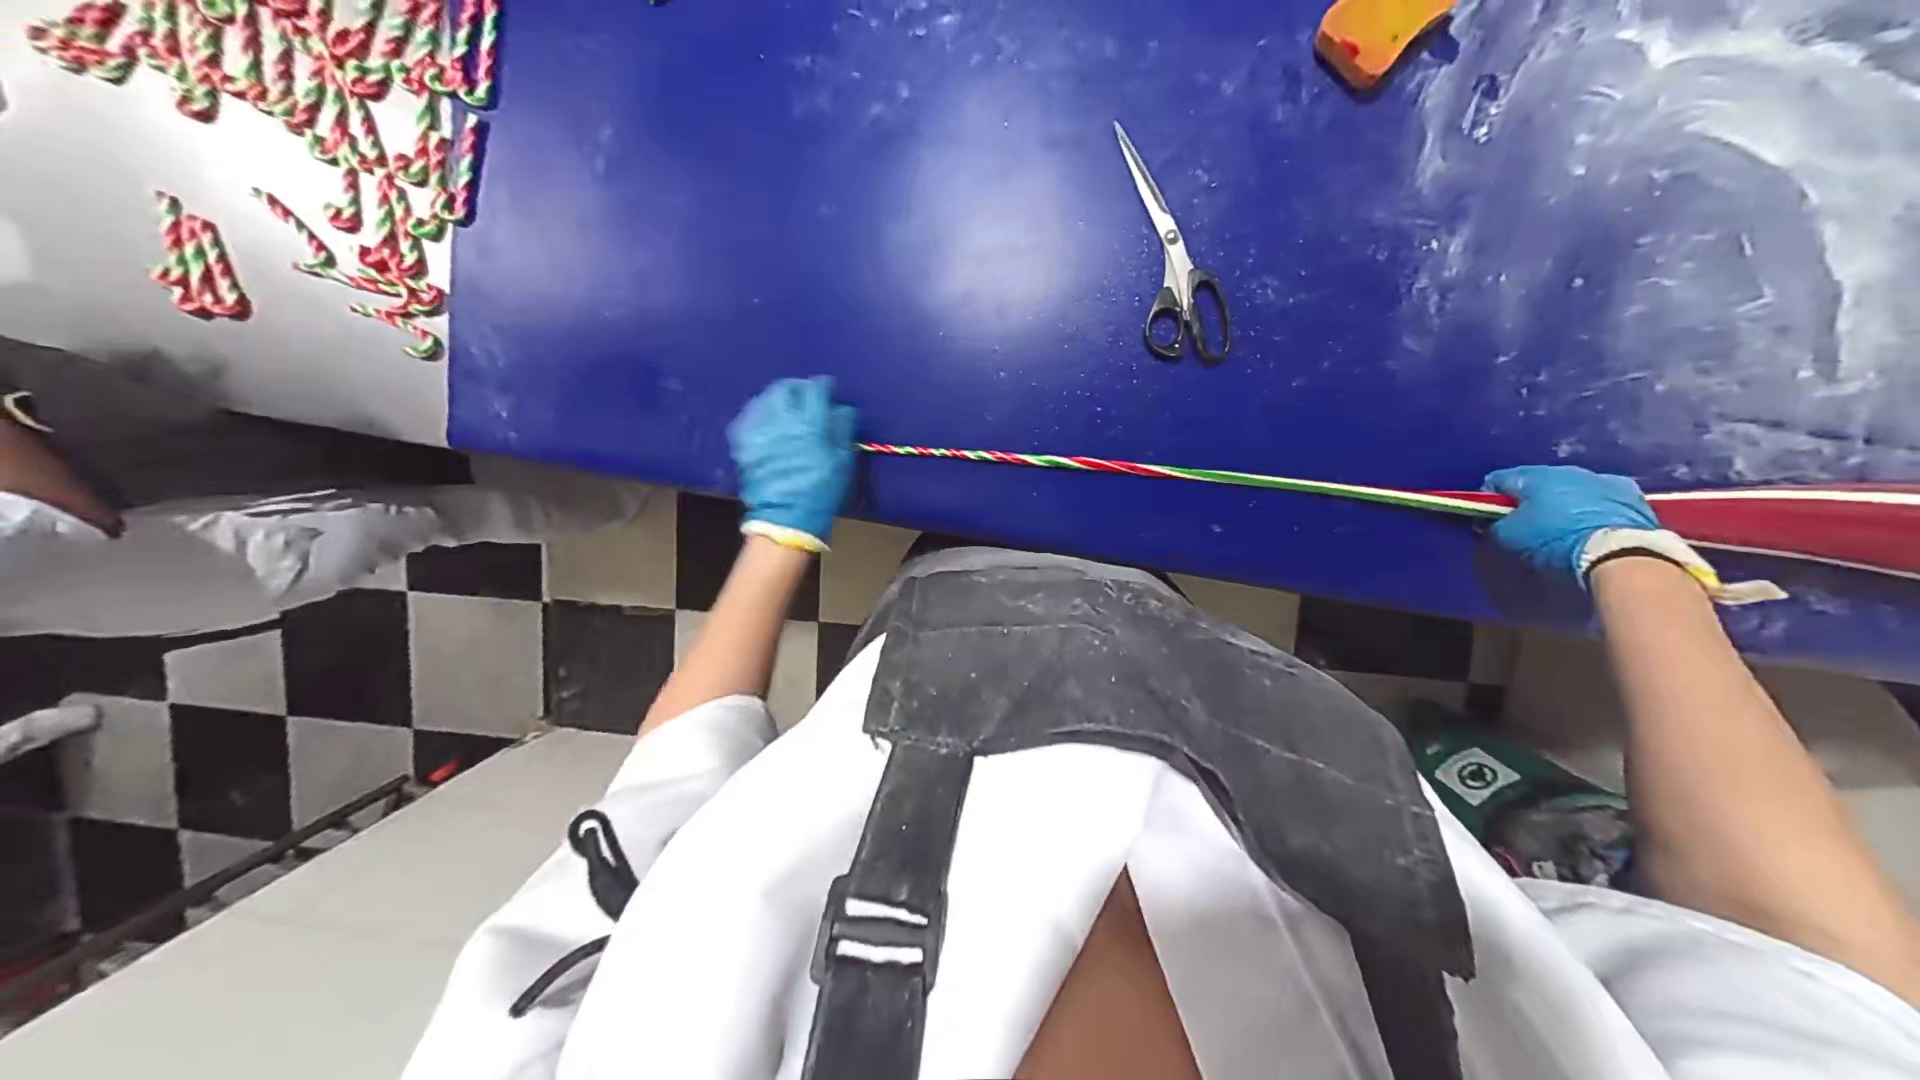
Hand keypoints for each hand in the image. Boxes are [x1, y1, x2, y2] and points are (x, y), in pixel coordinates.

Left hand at [727, 376, 855, 548]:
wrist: (787, 519)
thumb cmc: (821, 491)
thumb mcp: (843, 461)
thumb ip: (843, 429)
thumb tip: (842, 409)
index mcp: (812, 423)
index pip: (817, 389)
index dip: (824, 388)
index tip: (827, 393)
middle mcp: (784, 419)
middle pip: (787, 387)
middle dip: (797, 389)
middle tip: (803, 398)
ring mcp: (761, 429)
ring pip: (765, 399)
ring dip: (776, 399)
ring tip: (784, 409)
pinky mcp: (743, 441)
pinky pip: (748, 417)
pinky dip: (758, 414)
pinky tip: (765, 422)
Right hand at [1483, 465, 1658, 585]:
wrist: (1622, 556)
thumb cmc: (1554, 542)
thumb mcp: (1508, 537)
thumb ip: (1494, 524)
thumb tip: (1492, 520)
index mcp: (1534, 476)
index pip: (1497, 480)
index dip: (1487, 500)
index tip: (1488, 519)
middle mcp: (1569, 471)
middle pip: (1536, 483)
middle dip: (1528, 500)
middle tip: (1523, 524)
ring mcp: (1606, 482)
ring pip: (1571, 490)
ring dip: (1561, 504)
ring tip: (1559, 529)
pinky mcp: (1635, 498)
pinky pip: (1601, 501)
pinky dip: (1590, 512)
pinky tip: (1588, 530)